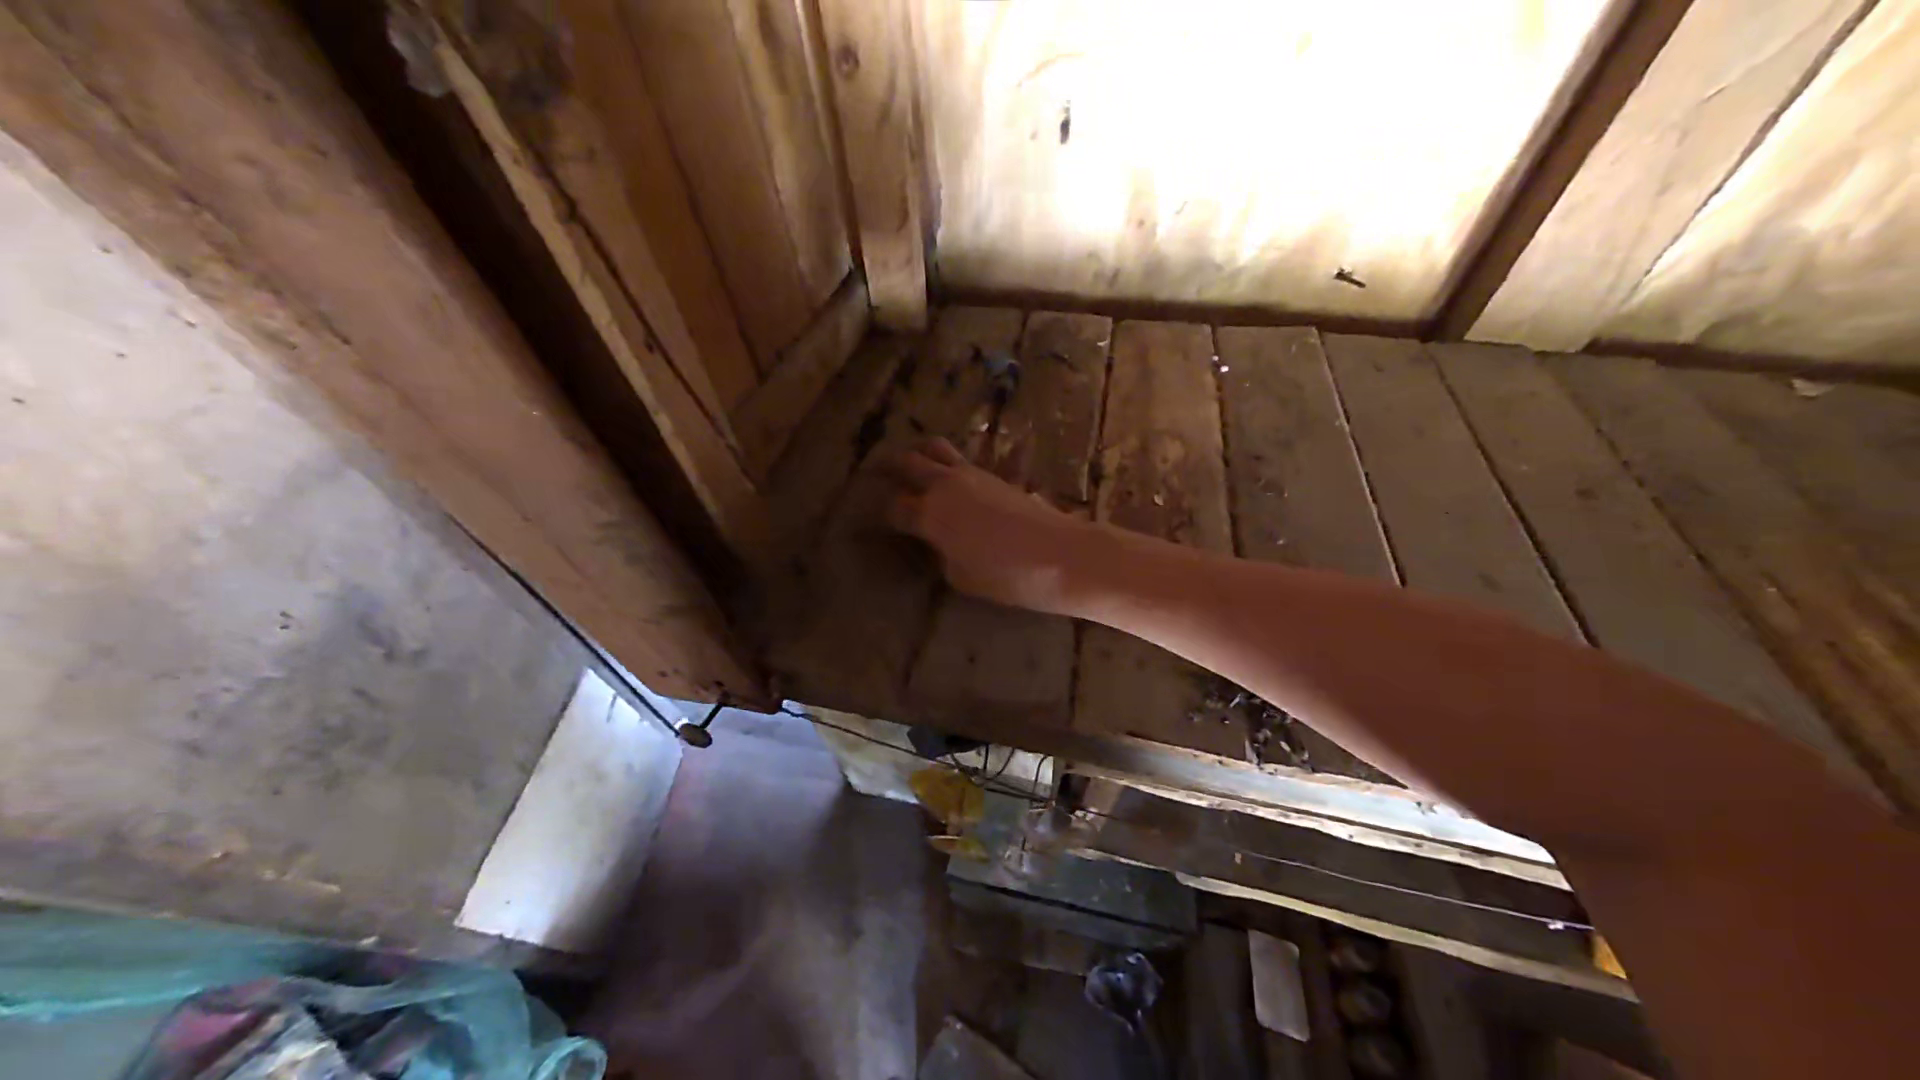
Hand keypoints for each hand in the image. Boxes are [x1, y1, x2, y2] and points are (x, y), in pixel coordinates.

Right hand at [879, 438, 1095, 615]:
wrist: (1062, 556)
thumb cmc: (1007, 576)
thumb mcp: (961, 576)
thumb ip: (941, 554)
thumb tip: (939, 541)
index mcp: (928, 514)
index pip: (893, 506)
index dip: (881, 513)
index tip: (875, 519)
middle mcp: (944, 485)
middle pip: (908, 463)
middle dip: (889, 467)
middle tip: (875, 472)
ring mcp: (973, 475)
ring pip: (936, 448)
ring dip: (920, 453)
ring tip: (912, 464)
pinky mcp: (997, 475)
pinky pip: (964, 460)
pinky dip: (950, 462)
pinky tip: (950, 475)